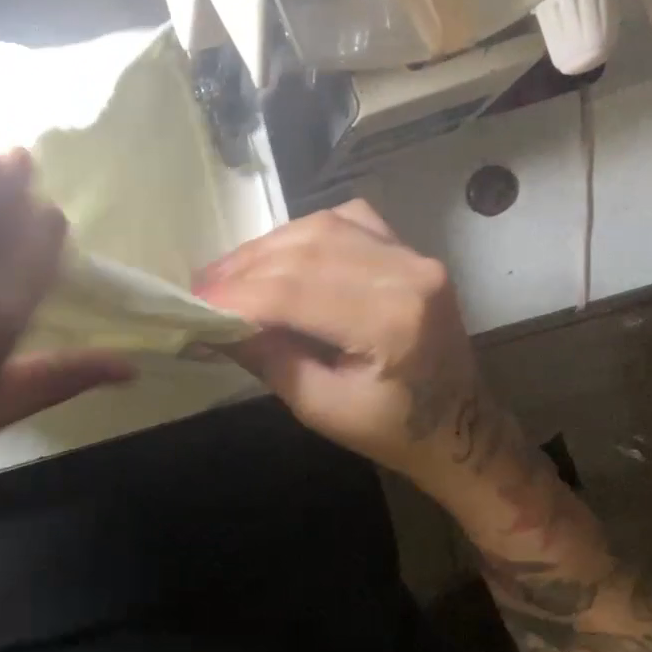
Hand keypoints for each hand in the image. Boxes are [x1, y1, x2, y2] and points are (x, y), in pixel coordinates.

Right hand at [194, 200, 485, 480]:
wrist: (457, 424)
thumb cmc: (390, 430)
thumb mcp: (319, 408)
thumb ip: (268, 359)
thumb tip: (214, 326)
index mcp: (390, 322)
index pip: (294, 292)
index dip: (236, 295)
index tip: (193, 305)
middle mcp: (407, 273)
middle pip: (305, 251)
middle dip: (243, 269)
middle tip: (201, 288)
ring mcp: (413, 254)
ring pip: (322, 227)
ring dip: (266, 248)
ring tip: (226, 274)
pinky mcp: (409, 250)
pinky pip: (347, 221)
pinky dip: (302, 234)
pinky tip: (276, 257)